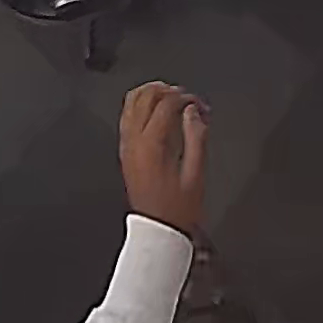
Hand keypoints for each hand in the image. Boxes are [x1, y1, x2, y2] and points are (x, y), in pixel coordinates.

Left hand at [119, 81, 209, 233]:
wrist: (156, 231)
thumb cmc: (177, 207)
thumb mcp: (195, 173)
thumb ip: (196, 136)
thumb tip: (194, 111)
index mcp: (152, 145)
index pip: (166, 105)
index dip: (185, 98)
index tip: (198, 104)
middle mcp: (134, 141)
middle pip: (145, 97)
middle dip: (167, 90)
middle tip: (185, 95)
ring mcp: (126, 145)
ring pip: (131, 102)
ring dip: (150, 92)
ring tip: (168, 93)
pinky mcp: (125, 151)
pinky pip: (126, 116)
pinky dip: (139, 104)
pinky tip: (153, 107)